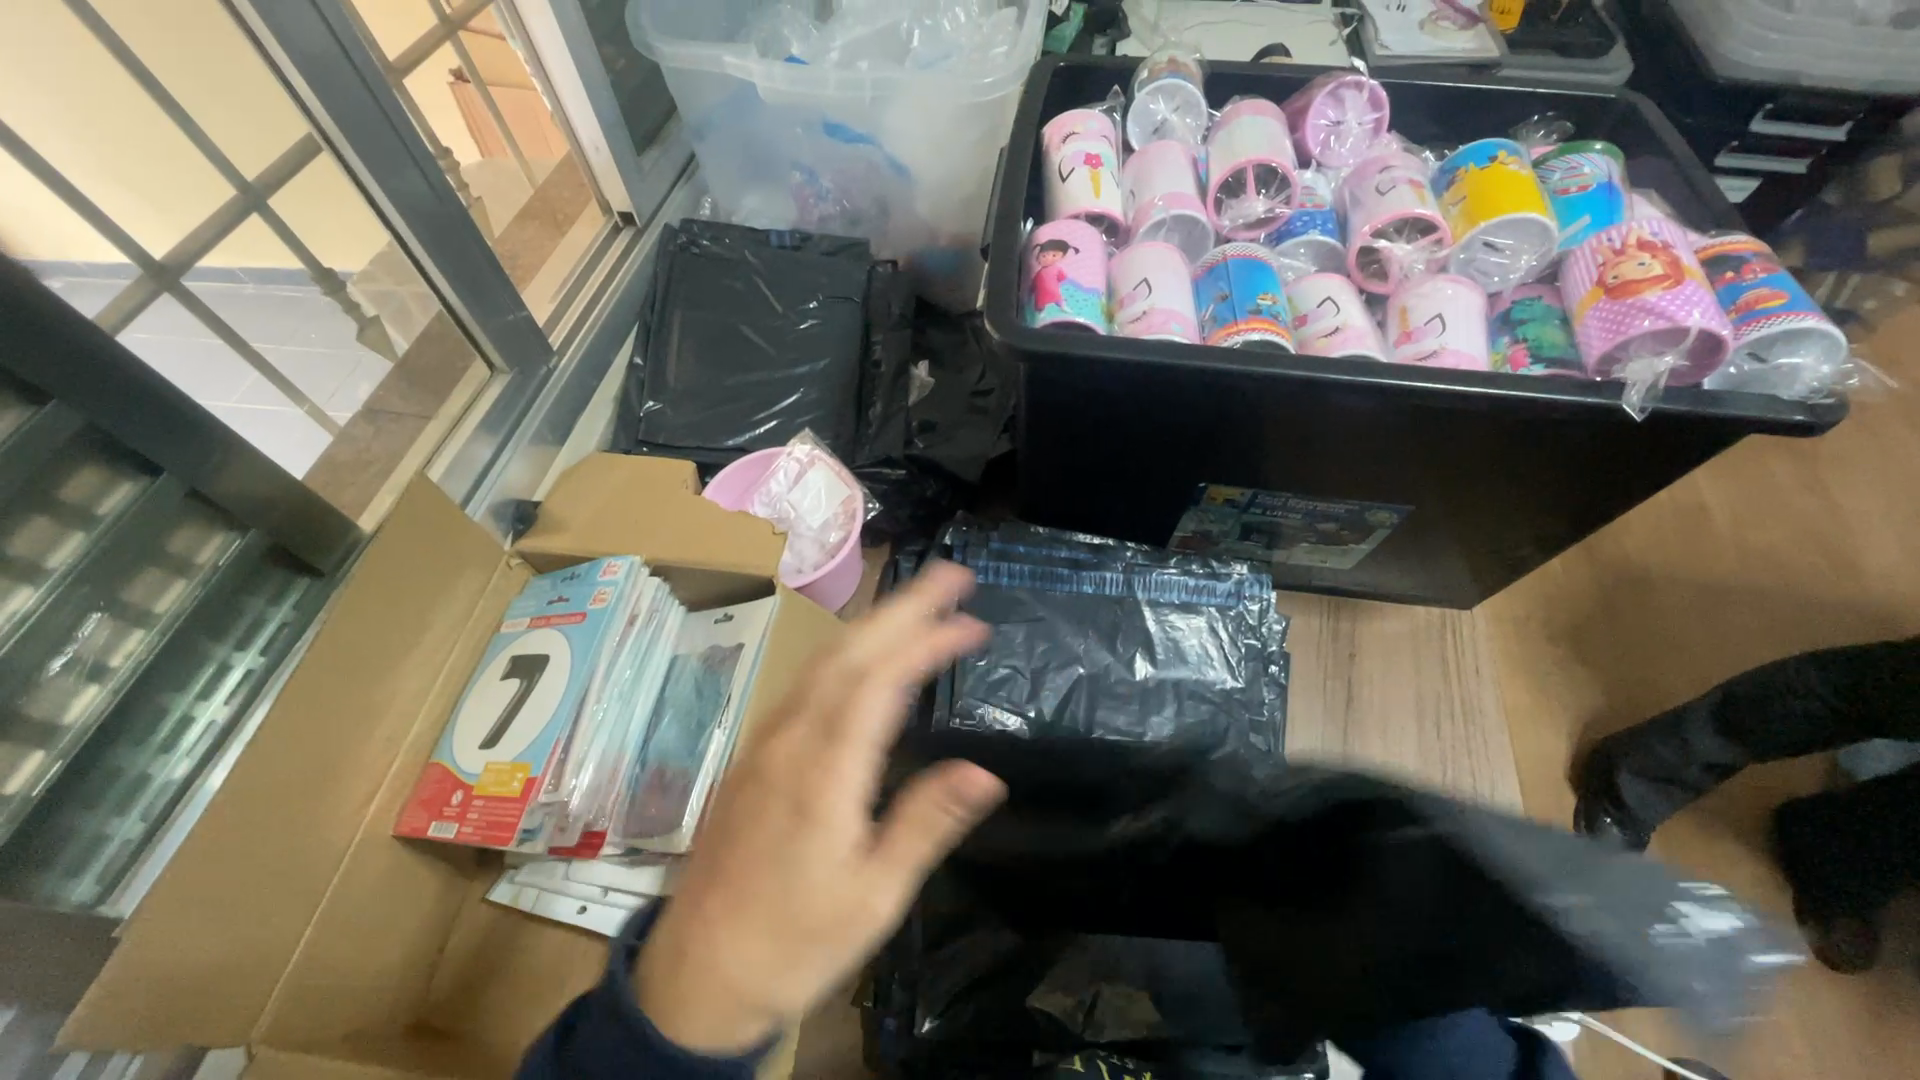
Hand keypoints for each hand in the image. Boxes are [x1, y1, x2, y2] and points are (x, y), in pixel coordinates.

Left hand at [635, 561, 1005, 1053]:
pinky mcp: (754, 758)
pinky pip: (805, 685)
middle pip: (847, 652)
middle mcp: (789, 741)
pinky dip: (845, 655)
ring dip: (872, 624)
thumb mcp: (874, 896)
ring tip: (918, 605)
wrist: (698, 977)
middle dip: (901, 606)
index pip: (879, 680)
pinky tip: (864, 661)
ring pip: (821, 662)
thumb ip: (926, 824)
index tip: (972, 618)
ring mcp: (765, 745)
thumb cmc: (795, 942)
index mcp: (823, 772)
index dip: (926, 639)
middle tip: (951, 576)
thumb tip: (986, 772)